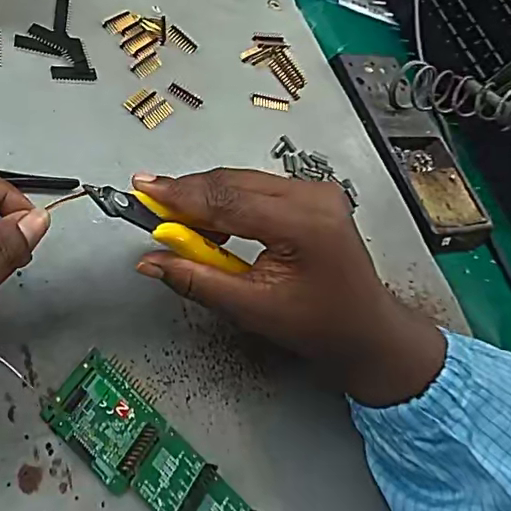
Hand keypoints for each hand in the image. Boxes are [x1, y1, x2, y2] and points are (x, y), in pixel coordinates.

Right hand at [131, 168, 443, 407]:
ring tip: (172, 216)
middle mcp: (312, 196)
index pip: (228, 200)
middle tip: (149, 203)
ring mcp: (314, 191)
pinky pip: (253, 187)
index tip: (144, 192)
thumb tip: (152, 262)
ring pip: (239, 180)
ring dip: (203, 196)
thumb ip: (197, 280)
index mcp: (304, 223)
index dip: (180, 196)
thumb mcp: (251, 309)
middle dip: (186, 193)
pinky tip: (206, 218)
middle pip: (231, 182)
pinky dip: (223, 200)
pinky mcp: (308, 194)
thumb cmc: (320, 325)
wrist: (366, 329)